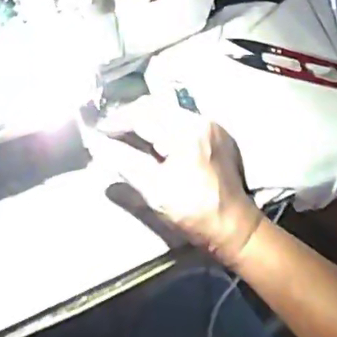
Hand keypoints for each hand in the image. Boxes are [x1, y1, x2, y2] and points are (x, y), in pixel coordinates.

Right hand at [82, 96, 265, 266]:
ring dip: (146, 118)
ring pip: (168, 110)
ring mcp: (209, 124)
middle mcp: (198, 120)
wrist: (236, 229)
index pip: (142, 117)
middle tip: (111, 128)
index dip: (117, 122)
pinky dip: (163, 123)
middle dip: (130, 115)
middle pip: (155, 106)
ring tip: (129, 132)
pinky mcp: (215, 132)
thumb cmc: (194, 214)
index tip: (99, 130)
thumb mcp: (155, 192)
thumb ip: (126, 164)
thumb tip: (100, 147)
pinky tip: (153, 137)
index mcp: (185, 133)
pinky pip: (181, 118)